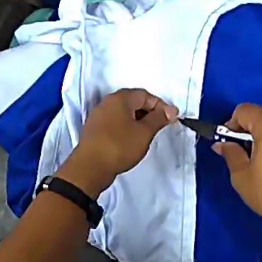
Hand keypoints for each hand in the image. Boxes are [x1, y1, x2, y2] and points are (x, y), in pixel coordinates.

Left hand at [55, 88, 178, 196]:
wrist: (90, 167)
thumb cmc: (120, 146)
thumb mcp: (144, 132)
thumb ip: (159, 118)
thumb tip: (171, 110)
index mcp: (119, 98)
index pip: (144, 94)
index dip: (160, 105)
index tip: (171, 119)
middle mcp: (106, 102)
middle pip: (133, 101)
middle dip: (149, 112)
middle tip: (160, 126)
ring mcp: (98, 115)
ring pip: (123, 112)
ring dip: (137, 120)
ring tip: (147, 134)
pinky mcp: (94, 129)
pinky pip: (114, 122)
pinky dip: (125, 127)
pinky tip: (131, 139)